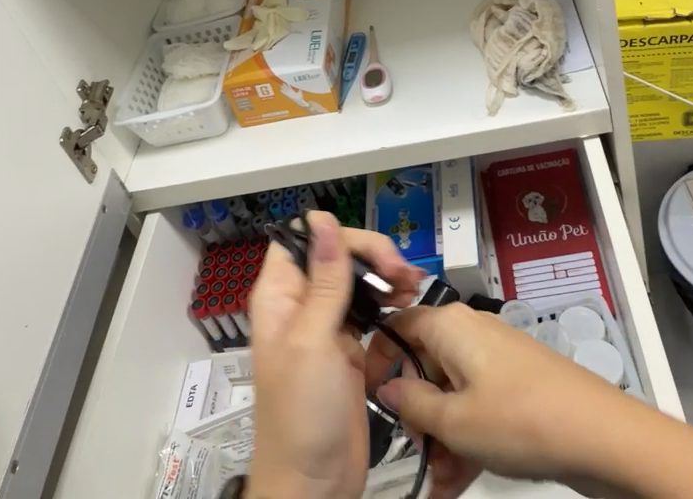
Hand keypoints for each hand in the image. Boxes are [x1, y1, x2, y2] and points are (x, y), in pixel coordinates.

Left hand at [247, 211, 422, 498]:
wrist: (314, 484)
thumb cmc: (300, 417)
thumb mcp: (313, 340)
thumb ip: (324, 280)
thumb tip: (320, 220)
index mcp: (280, 297)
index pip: (304, 239)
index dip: (337, 235)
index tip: (371, 250)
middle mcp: (302, 307)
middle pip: (337, 256)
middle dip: (372, 255)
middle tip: (401, 271)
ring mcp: (327, 329)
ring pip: (358, 282)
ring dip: (386, 278)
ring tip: (412, 285)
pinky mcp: (350, 351)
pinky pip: (372, 313)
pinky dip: (391, 305)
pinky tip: (408, 306)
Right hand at [367, 305, 648, 498]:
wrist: (601, 435)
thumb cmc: (520, 419)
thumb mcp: (454, 421)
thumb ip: (411, 405)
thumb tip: (387, 389)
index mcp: (450, 325)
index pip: (397, 326)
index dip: (377, 359)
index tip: (366, 398)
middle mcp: (470, 333)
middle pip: (424, 365)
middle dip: (415, 413)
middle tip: (416, 453)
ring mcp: (496, 359)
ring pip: (451, 393)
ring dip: (440, 438)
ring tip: (440, 483)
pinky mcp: (516, 385)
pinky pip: (477, 407)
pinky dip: (466, 439)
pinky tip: (456, 483)